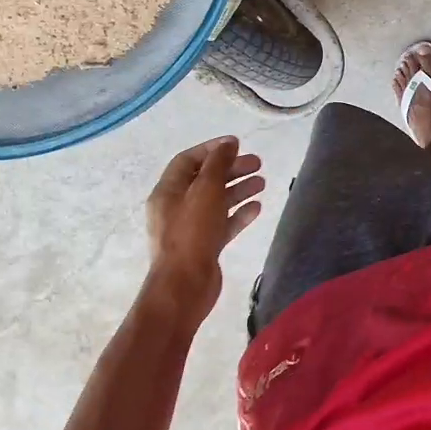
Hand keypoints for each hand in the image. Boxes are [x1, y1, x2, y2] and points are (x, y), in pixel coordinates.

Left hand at [143, 136, 264, 324]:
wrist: (184, 286)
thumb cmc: (192, 233)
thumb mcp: (206, 190)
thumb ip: (218, 163)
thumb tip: (228, 143)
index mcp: (168, 192)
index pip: (187, 160)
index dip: (212, 149)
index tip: (237, 144)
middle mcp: (176, 207)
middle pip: (205, 179)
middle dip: (231, 169)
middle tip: (257, 164)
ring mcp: (190, 228)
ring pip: (217, 201)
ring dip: (239, 189)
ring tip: (262, 183)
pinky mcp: (204, 245)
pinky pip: (223, 222)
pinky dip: (239, 213)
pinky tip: (257, 208)